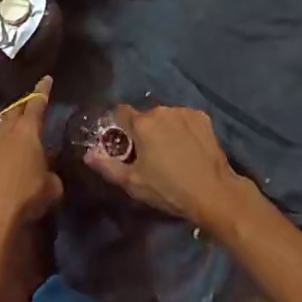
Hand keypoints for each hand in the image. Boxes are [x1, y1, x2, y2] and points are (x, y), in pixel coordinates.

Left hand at [0, 76, 62, 235]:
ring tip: (10, 126)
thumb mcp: (52, 187)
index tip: (46, 79)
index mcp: (27, 131)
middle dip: (22, 105)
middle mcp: (4, 132)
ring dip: (4, 124)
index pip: (37, 104)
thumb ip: (52, 175)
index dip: (42, 91)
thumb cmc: (27, 194)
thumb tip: (49, 175)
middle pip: (13, 111)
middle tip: (29, 102)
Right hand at [84, 104, 250, 228]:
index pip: (121, 112)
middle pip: (145, 116)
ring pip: (166, 116)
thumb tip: (88, 154)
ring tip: (171, 152)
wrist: (212, 191)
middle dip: (143, 130)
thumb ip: (107, 166)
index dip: (118, 126)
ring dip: (164, 128)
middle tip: (148, 154)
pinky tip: (188, 148)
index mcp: (142, 123)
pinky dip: (183, 129)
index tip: (122, 141)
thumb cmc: (168, 189)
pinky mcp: (203, 117)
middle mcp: (163, 110)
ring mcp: (185, 111)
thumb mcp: (133, 183)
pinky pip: (185, 119)